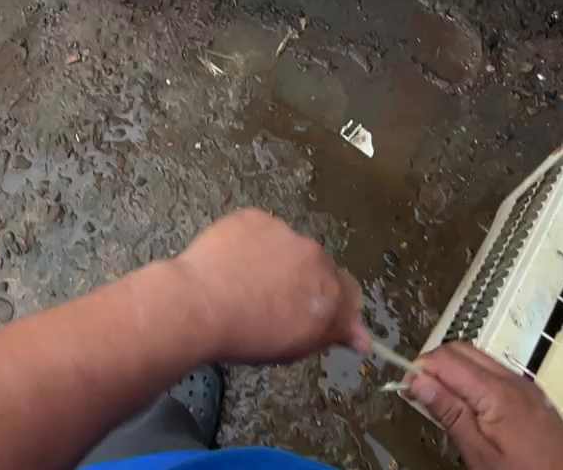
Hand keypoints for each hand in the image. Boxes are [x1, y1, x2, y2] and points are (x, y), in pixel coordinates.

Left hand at [165, 209, 368, 364]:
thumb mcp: (295, 346)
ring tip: (246, 277)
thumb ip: (331, 332)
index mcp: (331, 293)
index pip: (349, 293)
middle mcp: (314, 257)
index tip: (313, 312)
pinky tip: (233, 258)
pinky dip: (251, 241)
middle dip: (303, 278)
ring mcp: (283, 231)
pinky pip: (260, 229)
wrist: (201, 303)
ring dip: (277, 257)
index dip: (331, 303)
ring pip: (288, 244)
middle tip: (274, 297)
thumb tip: (361, 337)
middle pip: (318, 265)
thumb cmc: (248, 335)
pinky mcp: (255, 216)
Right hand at [404, 343, 562, 469]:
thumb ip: (450, 415)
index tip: (406, 390)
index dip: (419, 368)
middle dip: (436, 364)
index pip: (445, 359)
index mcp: (497, 393)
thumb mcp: (483, 459)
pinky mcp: (536, 398)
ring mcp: (527, 387)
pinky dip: (476, 378)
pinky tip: (474, 408)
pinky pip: (497, 373)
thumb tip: (415, 380)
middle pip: (461, 349)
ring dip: (455, 369)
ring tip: (446, 403)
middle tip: (423, 396)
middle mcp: (512, 379)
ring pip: (478, 358)